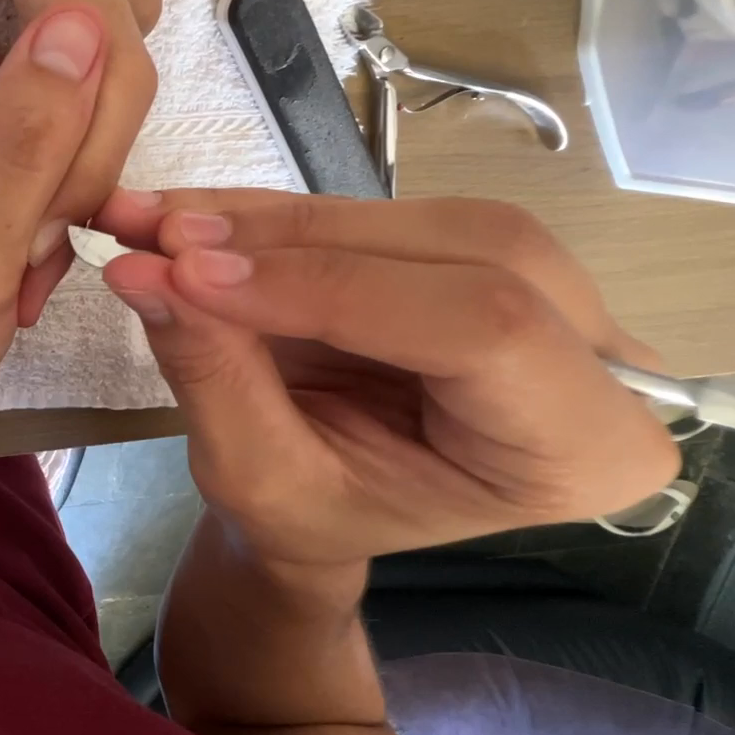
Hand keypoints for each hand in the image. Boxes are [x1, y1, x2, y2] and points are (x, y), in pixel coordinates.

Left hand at [0, 0, 160, 322]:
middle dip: (58, 202)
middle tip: (5, 267)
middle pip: (107, 133)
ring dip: (50, 179)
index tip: (14, 246)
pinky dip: (46, 139)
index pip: (97, 113)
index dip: (62, 187)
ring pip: (98, 123)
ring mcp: (130, 15)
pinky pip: (89, 98)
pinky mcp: (116, 17)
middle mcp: (126, 13)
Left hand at [0, 7, 105, 482]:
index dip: (56, 196)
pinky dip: (33, 248)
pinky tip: (8, 288)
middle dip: (47, 221)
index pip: (40, 114)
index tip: (21, 262)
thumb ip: (23, 146)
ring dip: (44, 240)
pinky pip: (27, 199)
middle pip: (42, 138)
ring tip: (3, 294)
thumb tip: (79, 20)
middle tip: (6, 285)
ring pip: (45, 173)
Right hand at [95, 188, 679, 566]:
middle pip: (461, 247)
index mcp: (573, 450)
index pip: (482, 329)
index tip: (190, 276)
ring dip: (264, 216)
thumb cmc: (301, 522)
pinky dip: (260, 215)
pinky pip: (366, 213)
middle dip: (292, 238)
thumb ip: (210, 371)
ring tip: (153, 224)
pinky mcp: (462, 263)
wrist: (315, 514)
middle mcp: (592, 359)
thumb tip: (141, 271)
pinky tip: (182, 217)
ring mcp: (542, 299)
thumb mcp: (250, 473)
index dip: (326, 287)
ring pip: (408, 215)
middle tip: (167, 240)